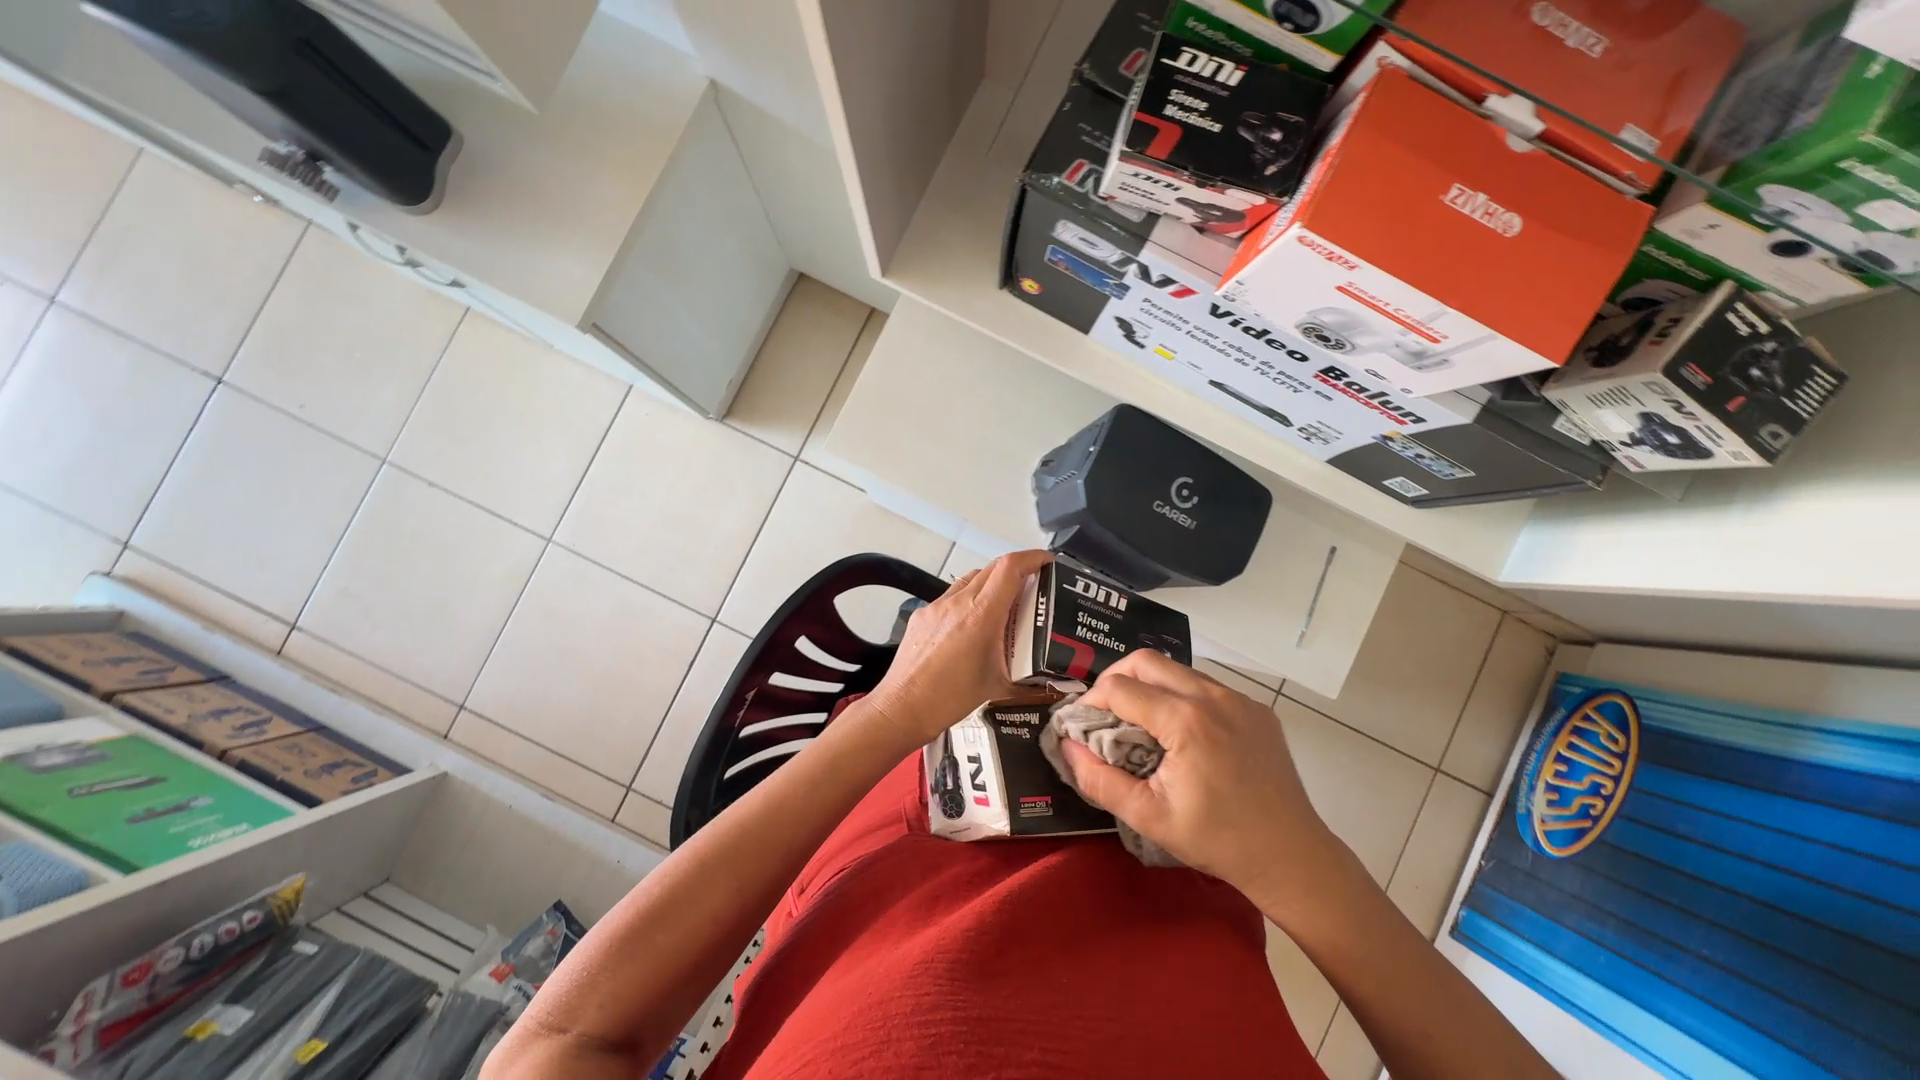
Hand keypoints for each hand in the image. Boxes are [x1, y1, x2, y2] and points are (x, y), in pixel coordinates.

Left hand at [864, 550, 1053, 749]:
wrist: (902, 708)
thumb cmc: (951, 699)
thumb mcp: (1000, 686)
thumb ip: (1030, 679)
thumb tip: (1054, 681)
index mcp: (980, 615)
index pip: (1010, 568)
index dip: (1033, 558)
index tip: (1049, 562)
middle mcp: (957, 603)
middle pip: (992, 568)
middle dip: (1017, 570)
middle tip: (1034, 587)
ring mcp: (936, 607)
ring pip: (970, 580)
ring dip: (991, 584)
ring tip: (1005, 606)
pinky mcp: (921, 616)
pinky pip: (951, 597)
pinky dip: (969, 600)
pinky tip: (972, 626)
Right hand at [1060, 651, 1342, 901]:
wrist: (1291, 856)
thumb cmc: (1217, 839)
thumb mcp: (1148, 816)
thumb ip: (1099, 779)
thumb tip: (1067, 746)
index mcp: (1186, 721)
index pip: (1120, 688)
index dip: (1090, 701)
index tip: (1079, 726)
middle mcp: (1213, 697)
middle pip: (1147, 661)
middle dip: (1115, 679)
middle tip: (1103, 713)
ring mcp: (1240, 700)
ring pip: (1178, 670)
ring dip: (1149, 686)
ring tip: (1139, 723)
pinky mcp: (1257, 710)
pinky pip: (1207, 687)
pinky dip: (1181, 697)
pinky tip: (1179, 734)